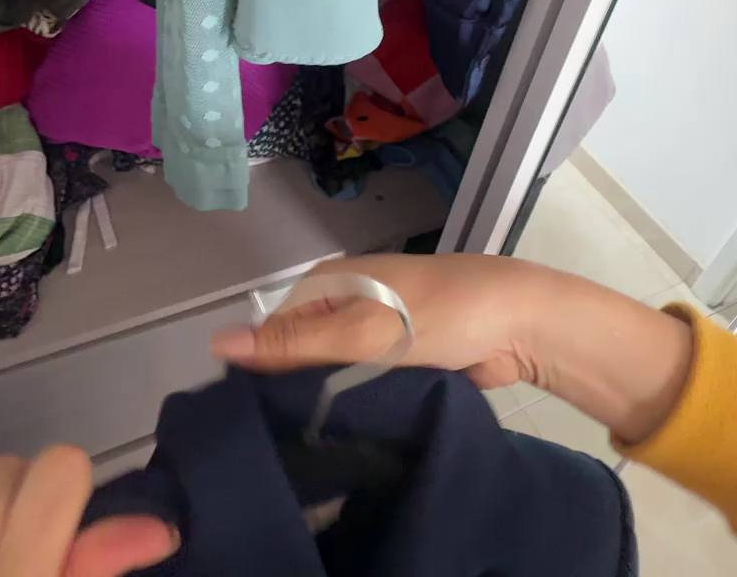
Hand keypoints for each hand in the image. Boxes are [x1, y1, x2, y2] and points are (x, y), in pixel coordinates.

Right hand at [211, 253, 696, 443]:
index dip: (262, 374)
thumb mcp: (361, 329)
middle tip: (283, 446)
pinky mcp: (401, 361)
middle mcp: (346, 305)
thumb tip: (217, 343)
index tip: (254, 424)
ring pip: (335, 378)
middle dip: (297, 394)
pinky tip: (345, 444)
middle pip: (303, 357)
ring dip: (330, 407)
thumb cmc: (438, 312)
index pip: (274, 333)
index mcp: (329, 283)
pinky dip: (360, 411)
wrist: (519, 322)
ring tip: (308, 453)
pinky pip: (367, 391)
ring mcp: (375, 334)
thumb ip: (295, 343)